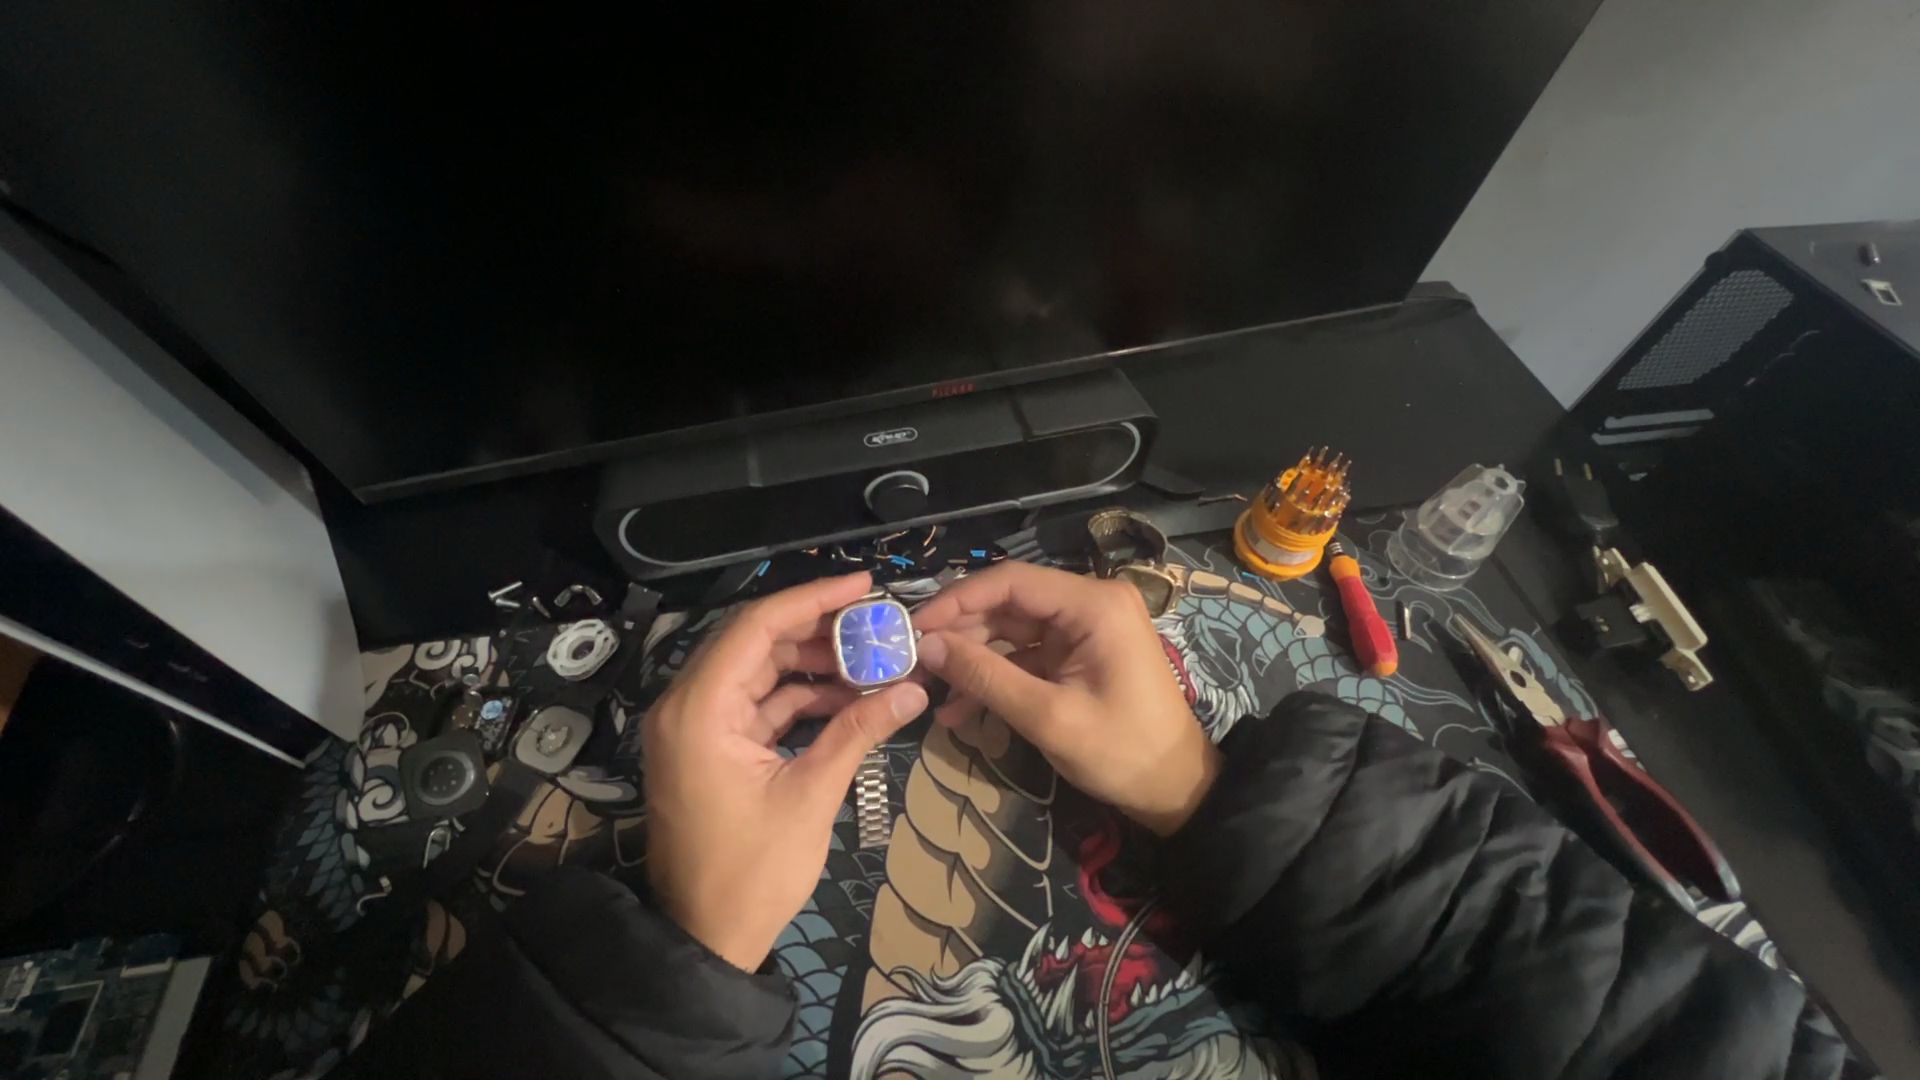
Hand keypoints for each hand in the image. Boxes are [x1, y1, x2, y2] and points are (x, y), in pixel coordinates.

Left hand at [642, 572, 928, 971]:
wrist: (705, 941)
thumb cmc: (752, 872)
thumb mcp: (811, 796)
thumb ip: (859, 732)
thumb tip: (915, 689)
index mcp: (700, 709)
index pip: (756, 627)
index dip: (811, 599)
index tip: (862, 585)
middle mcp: (688, 705)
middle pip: (756, 642)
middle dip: (818, 631)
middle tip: (876, 625)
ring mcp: (697, 726)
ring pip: (760, 670)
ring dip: (813, 665)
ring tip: (871, 663)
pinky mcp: (711, 745)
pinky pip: (758, 702)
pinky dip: (800, 697)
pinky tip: (847, 698)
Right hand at [911, 562, 1218, 835]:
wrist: (1177, 790)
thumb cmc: (1122, 752)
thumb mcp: (1048, 717)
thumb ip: (986, 676)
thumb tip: (926, 646)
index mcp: (1093, 604)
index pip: (1010, 581)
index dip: (957, 601)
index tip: (913, 629)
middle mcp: (1089, 602)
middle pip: (1008, 602)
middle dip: (960, 633)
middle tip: (914, 662)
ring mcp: (1084, 627)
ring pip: (1011, 628)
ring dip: (972, 658)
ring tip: (929, 689)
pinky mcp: (1079, 652)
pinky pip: (1026, 653)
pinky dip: (996, 675)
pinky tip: (960, 707)